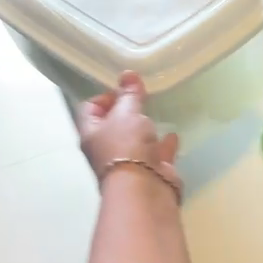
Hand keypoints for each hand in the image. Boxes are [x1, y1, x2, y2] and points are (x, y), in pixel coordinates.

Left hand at [74, 71, 180, 185]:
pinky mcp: (151, 173)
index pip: (90, 109)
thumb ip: (129, 94)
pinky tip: (172, 135)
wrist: (144, 188)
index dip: (104, 97)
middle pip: (113, 127)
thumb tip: (128, 74)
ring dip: (143, 130)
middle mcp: (107, 150)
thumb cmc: (127, 146)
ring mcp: (129, 163)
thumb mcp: (127, 113)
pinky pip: (157, 154)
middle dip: (125, 114)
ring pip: (135, 142)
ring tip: (155, 115)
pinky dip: (163, 145)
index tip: (124, 89)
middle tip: (141, 100)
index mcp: (92, 134)